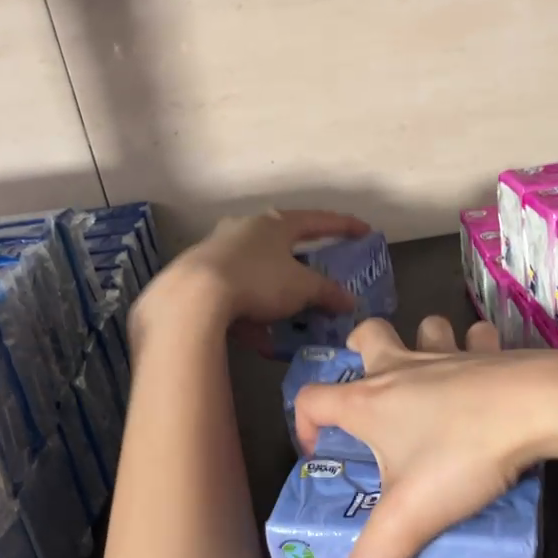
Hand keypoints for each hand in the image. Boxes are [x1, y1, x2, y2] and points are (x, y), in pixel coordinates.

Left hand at [136, 209, 370, 345]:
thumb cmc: (257, 281)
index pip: (318, 220)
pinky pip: (235, 291)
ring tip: (289, 317)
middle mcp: (245, 228)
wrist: (193, 297)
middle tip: (319, 275)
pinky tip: (257, 337)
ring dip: (275, 292)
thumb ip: (329, 293)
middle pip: (282, 242)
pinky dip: (250, 311)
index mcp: (275, 224)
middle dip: (302, 263)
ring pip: (257, 269)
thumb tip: (351, 301)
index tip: (364, 231)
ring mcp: (218, 249)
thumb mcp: (302, 289)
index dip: (344, 226)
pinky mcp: (198, 274)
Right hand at [294, 316, 557, 557]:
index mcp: (369, 402)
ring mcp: (450, 355)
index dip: (304, 423)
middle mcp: (402, 368)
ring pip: (426, 326)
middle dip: (360, 350)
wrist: (537, 407)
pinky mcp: (493, 353)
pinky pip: (480, 337)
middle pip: (367, 335)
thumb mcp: (409, 519)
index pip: (311, 398)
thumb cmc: (460, 455)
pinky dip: (479, 348)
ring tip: (432, 377)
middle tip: (372, 386)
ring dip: (423, 342)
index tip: (321, 452)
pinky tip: (487, 372)